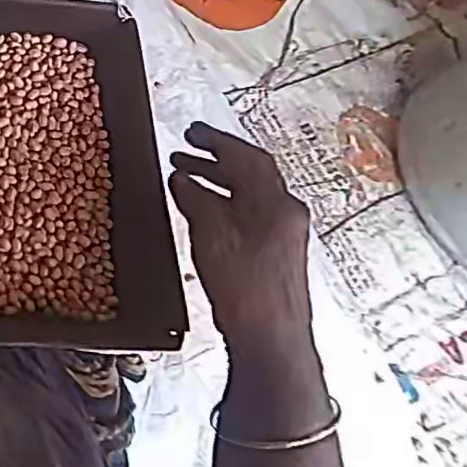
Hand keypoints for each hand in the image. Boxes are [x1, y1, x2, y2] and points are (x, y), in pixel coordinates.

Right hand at [167, 122, 313, 359]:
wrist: (271, 334)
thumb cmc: (243, 284)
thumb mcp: (211, 233)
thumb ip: (195, 199)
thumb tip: (181, 177)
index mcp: (274, 202)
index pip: (246, 157)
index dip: (217, 141)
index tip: (191, 132)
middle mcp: (285, 211)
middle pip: (251, 172)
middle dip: (216, 158)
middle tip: (186, 148)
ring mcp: (284, 232)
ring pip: (250, 192)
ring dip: (219, 179)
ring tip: (186, 175)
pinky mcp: (276, 251)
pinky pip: (249, 212)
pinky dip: (224, 201)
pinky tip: (203, 209)